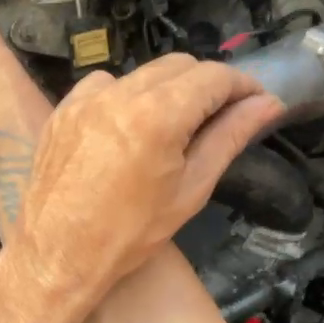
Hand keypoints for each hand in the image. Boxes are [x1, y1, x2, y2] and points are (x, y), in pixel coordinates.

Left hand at [13, 55, 284, 302]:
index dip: (242, 86)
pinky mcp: (61, 112)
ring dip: (164, 89)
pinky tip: (127, 127)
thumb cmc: (128, 234)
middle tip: (217, 118)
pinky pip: (101, 87)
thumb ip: (229, 138)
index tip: (254, 103)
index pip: (214, 76)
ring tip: (170, 128)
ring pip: (139, 73)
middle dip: (205, 85)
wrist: (56, 255)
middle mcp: (117, 95)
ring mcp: (83, 101)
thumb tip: (267, 104)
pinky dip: (123, 96)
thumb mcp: (190, 190)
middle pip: (177, 67)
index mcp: (156, 115)